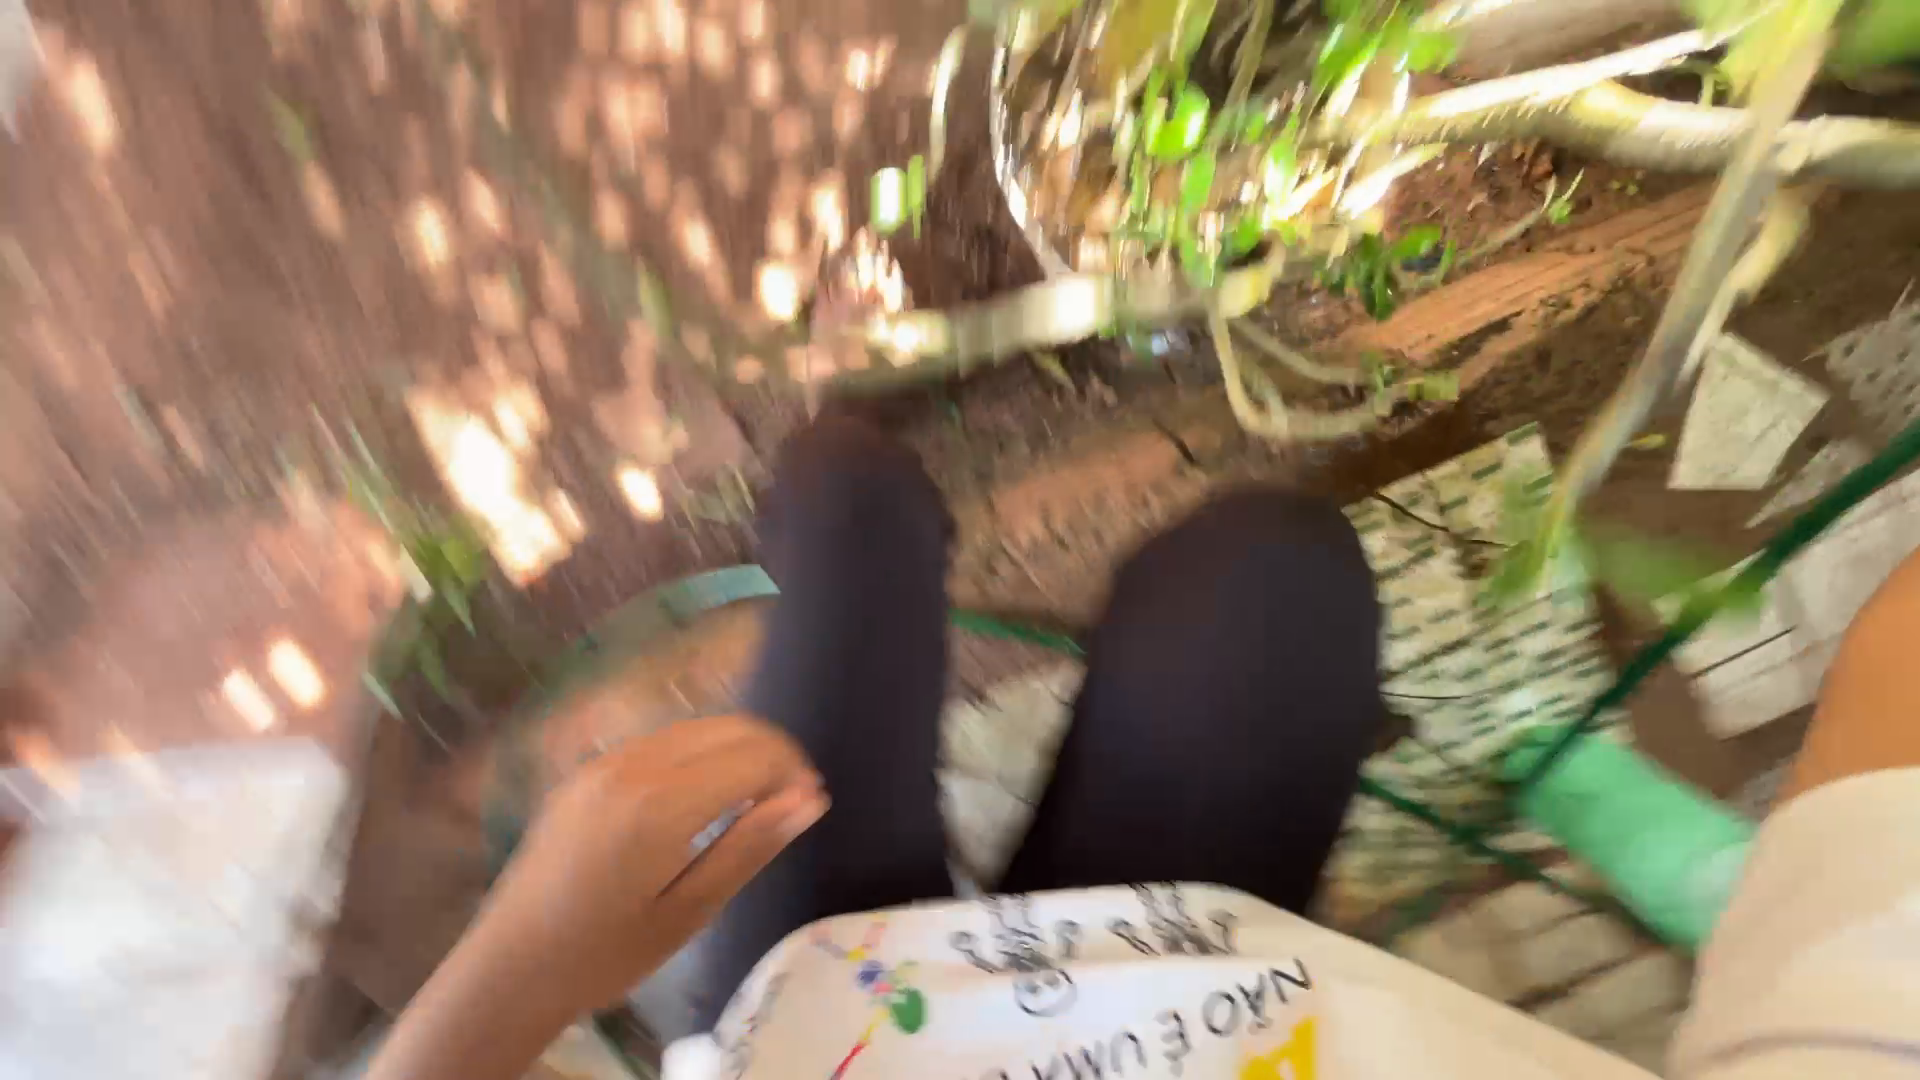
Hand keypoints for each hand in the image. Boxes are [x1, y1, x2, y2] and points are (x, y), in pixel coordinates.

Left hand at [480, 713, 826, 1011]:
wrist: (505, 972)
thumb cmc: (606, 954)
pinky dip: (702, 751)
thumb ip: (751, 845)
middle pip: (730, 728)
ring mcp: (606, 761)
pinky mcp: (589, 768)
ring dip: (738, 748)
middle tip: (791, 797)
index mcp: (660, 803)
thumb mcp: (690, 911)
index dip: (792, 771)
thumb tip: (810, 798)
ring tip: (755, 794)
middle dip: (772, 752)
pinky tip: (705, 792)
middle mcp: (634, 764)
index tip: (810, 802)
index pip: (754, 755)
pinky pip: (664, 740)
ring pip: (698, 727)